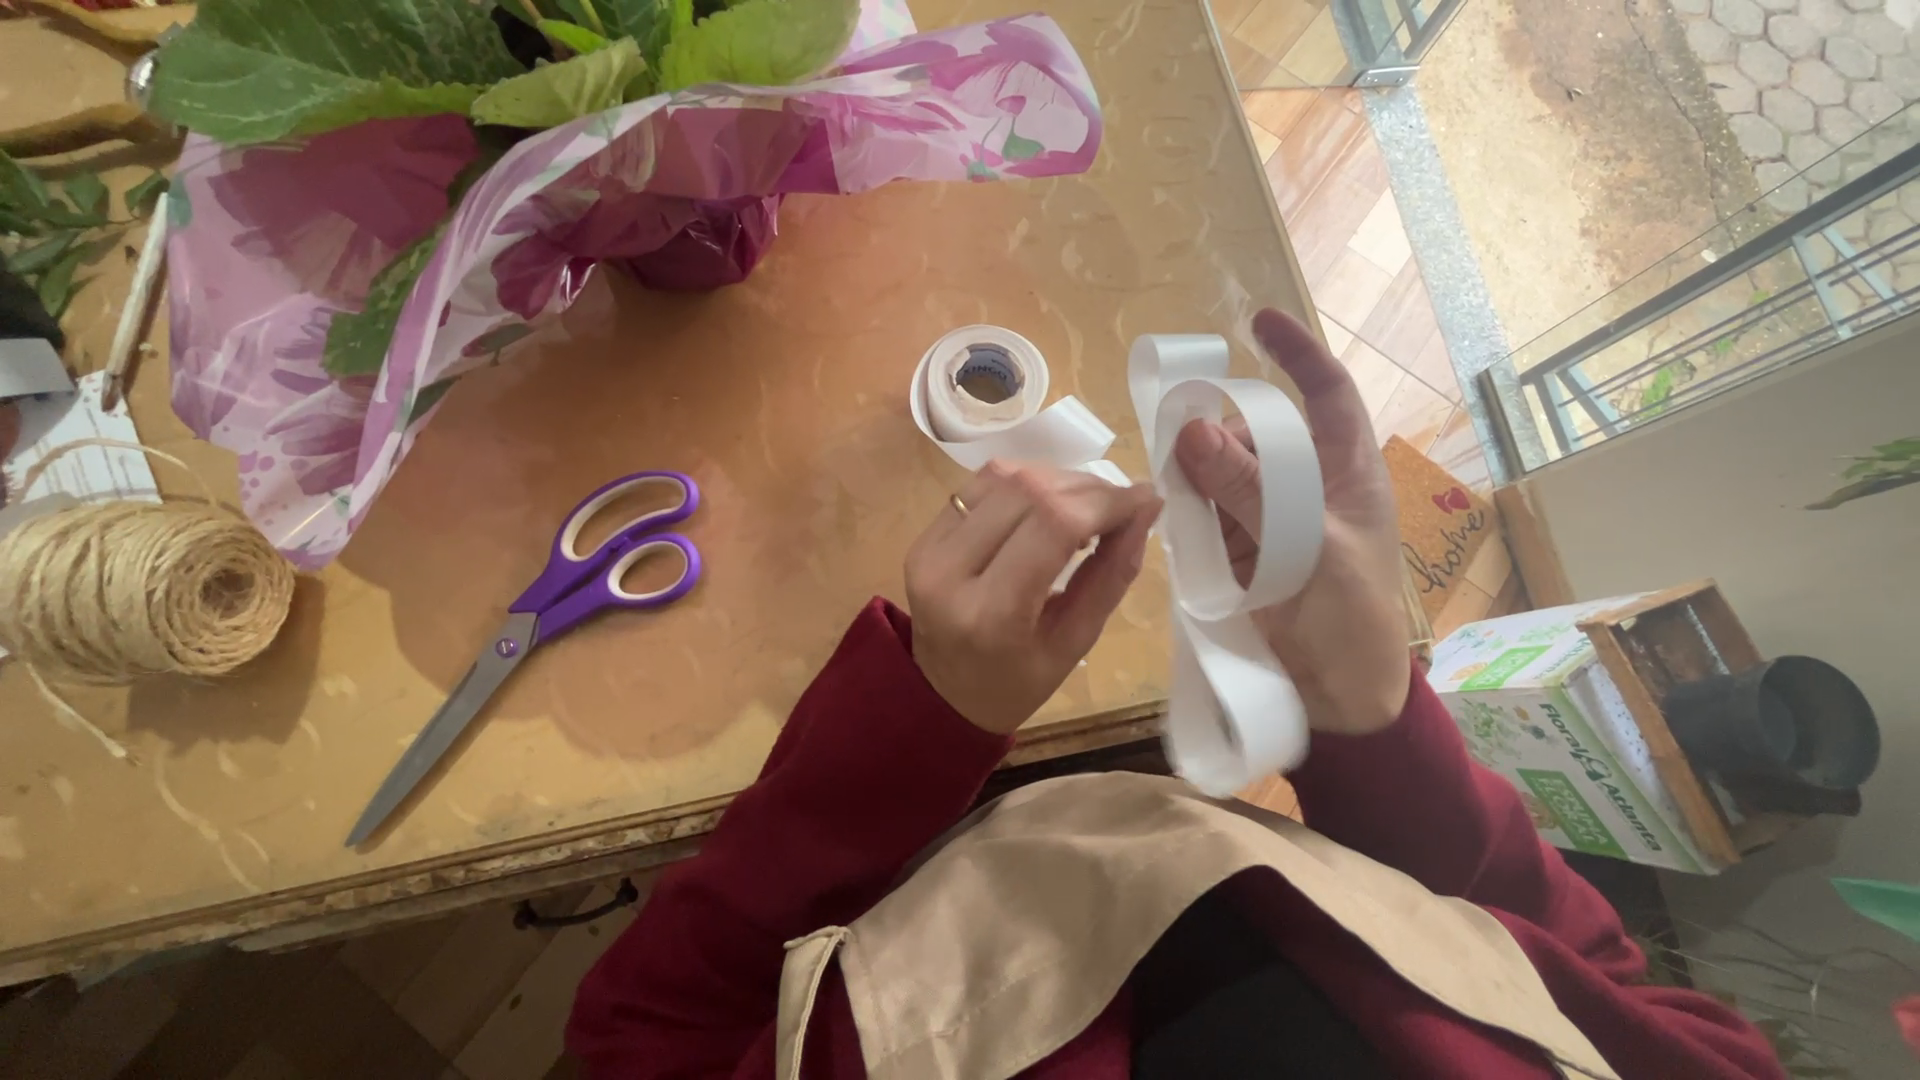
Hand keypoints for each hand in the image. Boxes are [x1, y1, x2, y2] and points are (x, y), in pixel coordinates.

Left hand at [906, 463, 1161, 734]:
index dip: (1105, 502)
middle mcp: (950, 571)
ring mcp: (929, 548)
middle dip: (1087, 488)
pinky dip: (1026, 483)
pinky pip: (981, 484)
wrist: (944, 694)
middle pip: (1028, 491)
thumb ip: (1112, 574)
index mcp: (991, 615)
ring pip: (1004, 477)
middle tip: (1121, 506)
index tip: (1145, 499)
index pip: (1053, 525)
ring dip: (1058, 479)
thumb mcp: (1076, 642)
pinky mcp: (923, 535)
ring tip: (1087, 507)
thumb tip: (1147, 508)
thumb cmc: (1018, 682)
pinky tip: (1049, 505)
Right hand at [1173, 309, 1409, 734]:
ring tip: (1175, 489)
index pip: (1326, 396)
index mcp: (1346, 475)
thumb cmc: (1351, 620)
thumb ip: (1252, 491)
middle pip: (1257, 432)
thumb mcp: (1311, 548)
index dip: (1297, 355)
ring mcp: (1267, 522)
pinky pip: (1202, 515)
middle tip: (1184, 447)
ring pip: (1221, 472)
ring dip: (1196, 473)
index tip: (1257, 322)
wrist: (1337, 699)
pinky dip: (1185, 511)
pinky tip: (1172, 516)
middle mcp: (1303, 489)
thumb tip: (1193, 429)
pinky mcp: (1237, 554)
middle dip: (1223, 430)